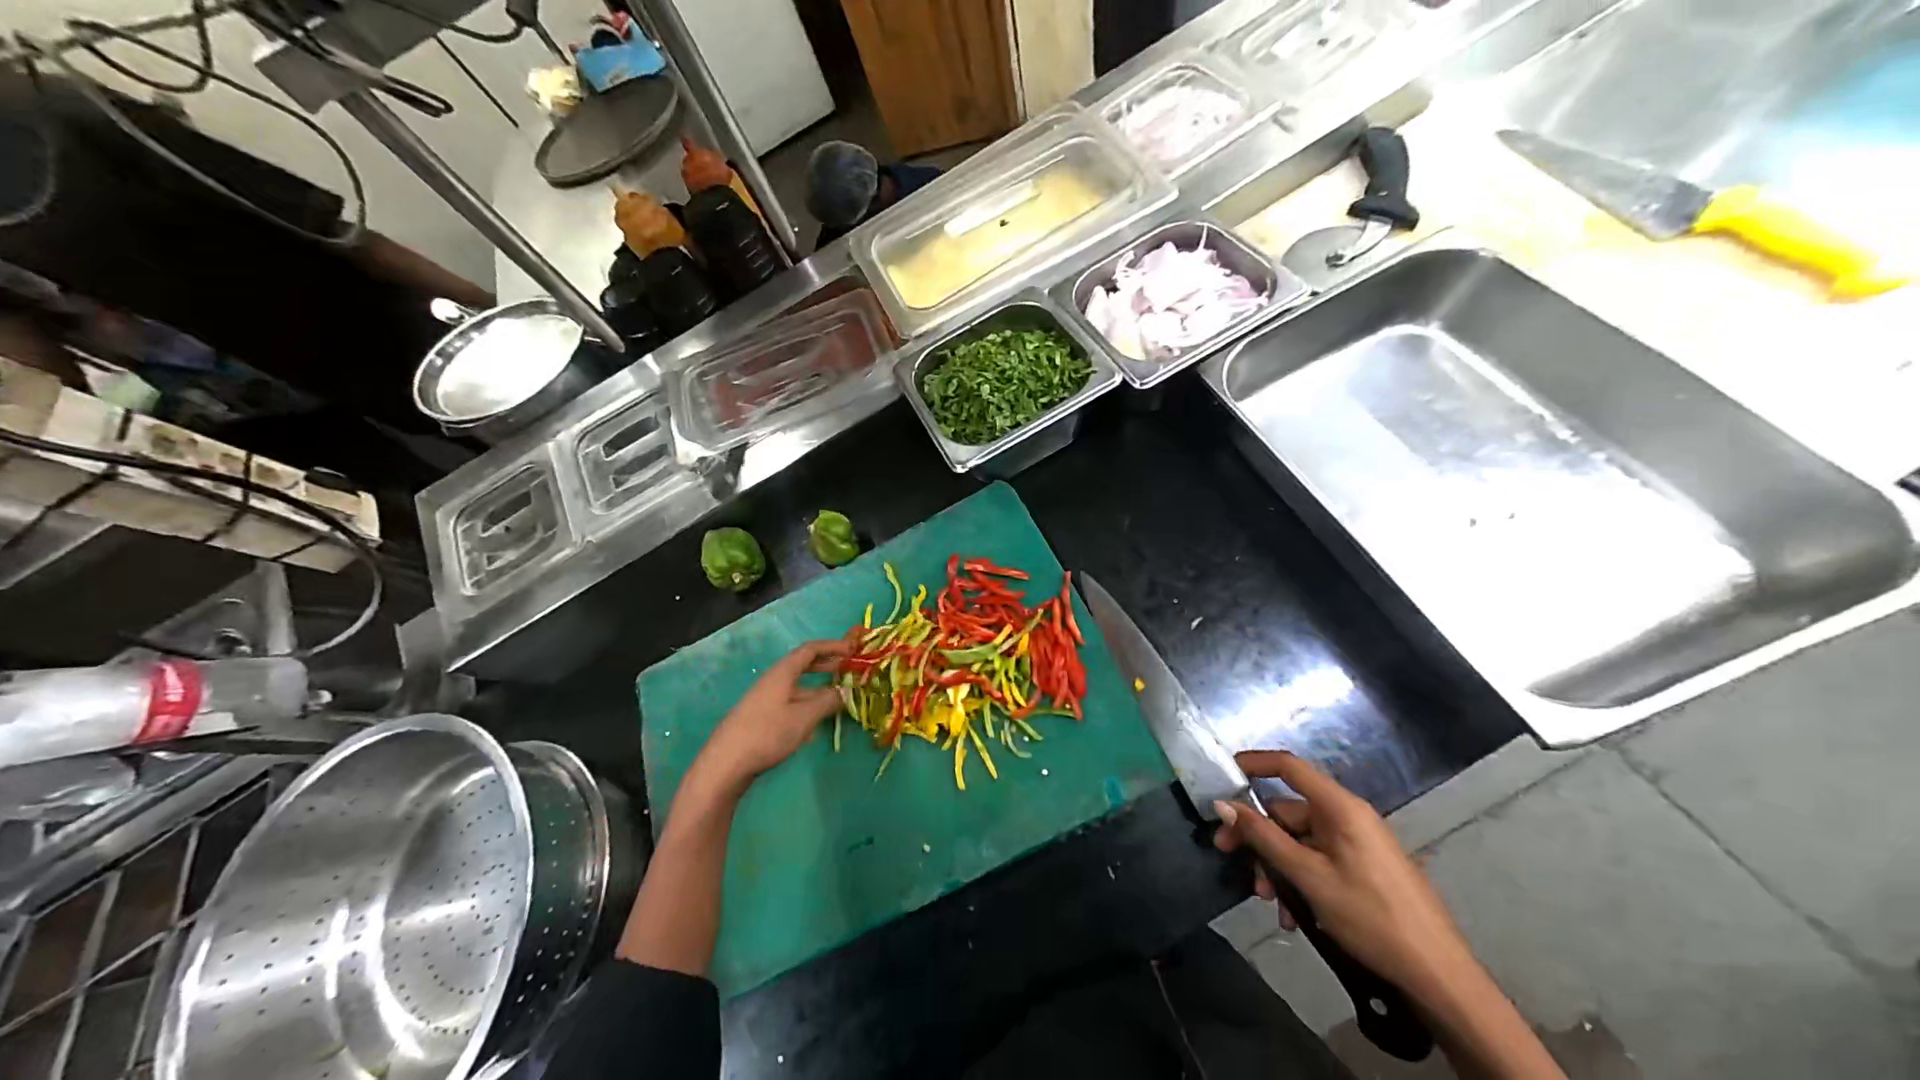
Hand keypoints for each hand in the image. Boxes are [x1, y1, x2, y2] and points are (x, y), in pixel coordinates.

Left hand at [690, 639, 849, 789]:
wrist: (726, 764)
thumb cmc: (767, 733)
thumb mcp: (804, 717)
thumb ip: (828, 701)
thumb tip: (847, 691)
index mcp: (783, 673)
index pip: (810, 650)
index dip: (833, 647)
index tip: (853, 650)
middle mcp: (774, 681)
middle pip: (803, 666)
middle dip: (827, 667)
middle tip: (849, 672)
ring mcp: (766, 700)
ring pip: (798, 688)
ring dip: (819, 690)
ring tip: (839, 699)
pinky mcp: (762, 718)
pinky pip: (791, 704)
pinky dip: (808, 707)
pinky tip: (816, 726)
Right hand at [1212, 750, 1480, 999]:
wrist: (1437, 973)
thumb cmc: (1370, 916)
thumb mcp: (1308, 876)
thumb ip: (1263, 837)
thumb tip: (1223, 804)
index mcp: (1340, 808)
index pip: (1289, 766)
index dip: (1253, 763)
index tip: (1223, 774)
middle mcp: (1348, 817)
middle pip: (1288, 812)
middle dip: (1257, 837)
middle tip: (1227, 856)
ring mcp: (1357, 844)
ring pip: (1299, 842)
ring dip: (1276, 867)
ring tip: (1267, 901)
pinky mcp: (1363, 869)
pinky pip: (1317, 862)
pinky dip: (1299, 881)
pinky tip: (1292, 915)